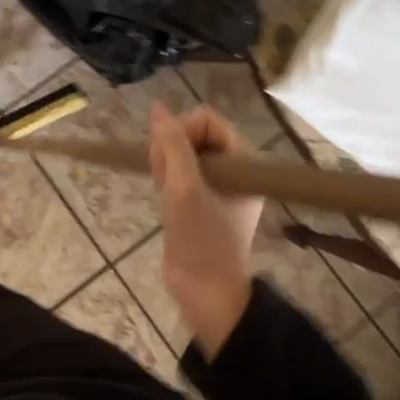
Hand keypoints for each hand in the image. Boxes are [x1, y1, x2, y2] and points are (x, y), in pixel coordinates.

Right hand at [148, 103, 263, 358]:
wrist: (203, 292)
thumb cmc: (200, 239)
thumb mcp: (183, 187)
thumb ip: (171, 144)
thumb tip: (157, 108)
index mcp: (242, 165)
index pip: (207, 120)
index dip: (182, 129)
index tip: (168, 154)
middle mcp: (232, 172)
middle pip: (193, 133)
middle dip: (171, 148)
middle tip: (164, 176)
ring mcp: (215, 186)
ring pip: (182, 152)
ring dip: (165, 163)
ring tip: (163, 189)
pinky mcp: (199, 200)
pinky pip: (178, 171)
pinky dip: (165, 177)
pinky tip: (161, 195)